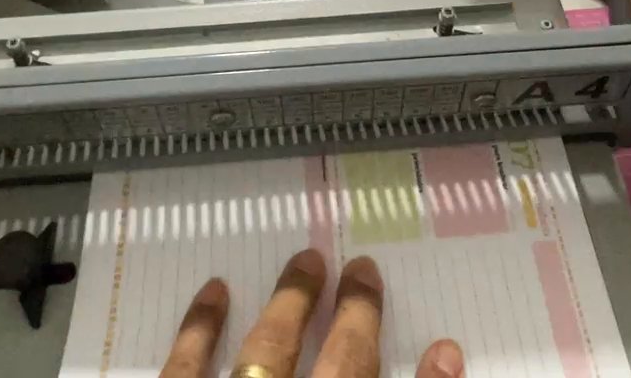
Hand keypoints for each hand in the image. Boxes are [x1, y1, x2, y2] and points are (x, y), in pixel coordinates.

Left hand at [161, 250, 463, 377]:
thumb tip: (438, 362)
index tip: (446, 348)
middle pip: (341, 370)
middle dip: (356, 321)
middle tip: (363, 272)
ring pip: (267, 354)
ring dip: (291, 305)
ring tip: (307, 263)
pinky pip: (183, 370)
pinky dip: (200, 330)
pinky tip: (215, 291)